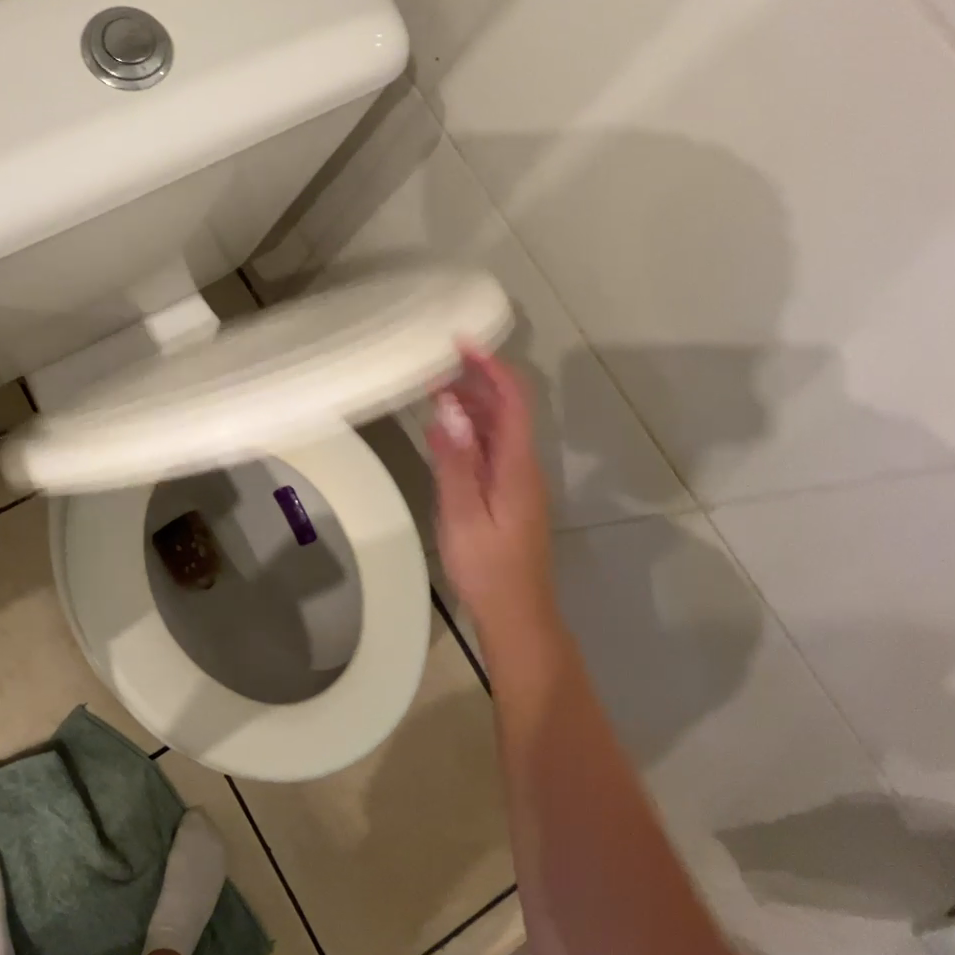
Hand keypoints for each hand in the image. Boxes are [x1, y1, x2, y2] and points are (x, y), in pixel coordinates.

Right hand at [426, 347, 553, 627]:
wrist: (515, 612)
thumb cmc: (487, 566)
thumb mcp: (463, 512)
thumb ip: (456, 460)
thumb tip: (448, 408)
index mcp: (517, 465)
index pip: (512, 400)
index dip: (491, 367)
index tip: (461, 342)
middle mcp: (523, 466)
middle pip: (506, 410)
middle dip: (475, 380)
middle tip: (433, 366)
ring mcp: (517, 481)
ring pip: (497, 429)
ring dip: (469, 405)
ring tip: (431, 390)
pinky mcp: (507, 494)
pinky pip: (490, 448)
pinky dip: (468, 430)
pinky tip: (443, 431)